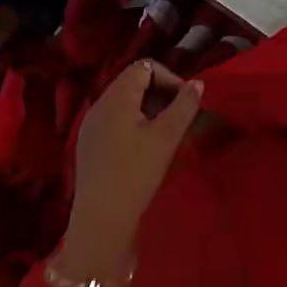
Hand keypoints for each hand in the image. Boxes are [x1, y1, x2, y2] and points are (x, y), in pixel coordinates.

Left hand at [63, 60, 202, 272]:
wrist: (102, 218)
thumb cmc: (136, 171)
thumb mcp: (167, 136)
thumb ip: (185, 105)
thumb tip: (197, 83)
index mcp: (116, 96)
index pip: (144, 67)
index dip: (169, 78)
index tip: (185, 101)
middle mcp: (99, 104)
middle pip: (133, 82)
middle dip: (160, 94)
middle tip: (179, 117)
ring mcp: (91, 125)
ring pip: (124, 103)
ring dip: (148, 109)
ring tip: (165, 133)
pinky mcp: (89, 145)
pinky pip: (115, 120)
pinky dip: (133, 124)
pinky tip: (144, 148)